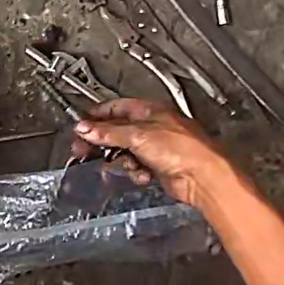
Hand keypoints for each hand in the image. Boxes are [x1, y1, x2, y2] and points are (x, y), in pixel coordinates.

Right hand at [69, 98, 235, 206]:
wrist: (202, 176)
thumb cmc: (184, 149)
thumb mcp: (138, 135)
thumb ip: (109, 132)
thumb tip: (86, 128)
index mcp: (149, 111)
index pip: (116, 108)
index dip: (97, 116)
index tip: (81, 125)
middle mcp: (152, 126)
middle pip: (117, 131)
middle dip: (103, 142)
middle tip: (85, 149)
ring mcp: (155, 147)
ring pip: (125, 152)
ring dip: (122, 161)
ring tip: (128, 165)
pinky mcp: (157, 166)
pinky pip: (136, 167)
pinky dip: (136, 172)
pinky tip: (143, 174)